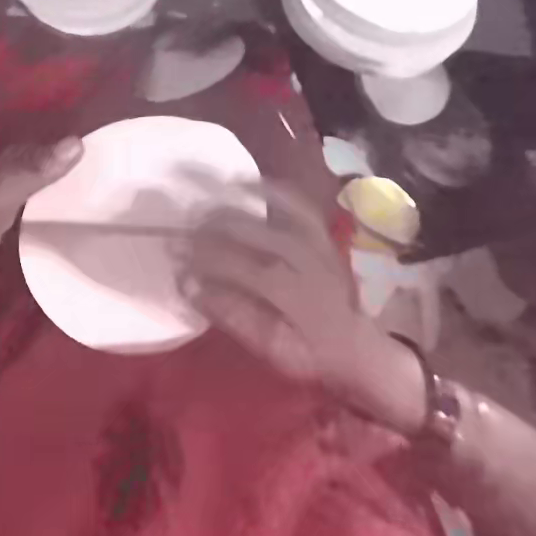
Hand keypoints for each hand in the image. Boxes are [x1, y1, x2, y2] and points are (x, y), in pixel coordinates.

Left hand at [0, 139, 84, 355]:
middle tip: (103, 175)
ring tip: (89, 198)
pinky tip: (53, 226)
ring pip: (24, 193)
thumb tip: (77, 141)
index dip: (64, 146)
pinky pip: (17, 218)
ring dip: (50, 191)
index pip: (36, 149)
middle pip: (30, 169)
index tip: (103, 146)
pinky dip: (37, 216)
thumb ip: (28, 173)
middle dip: (60, 168)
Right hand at [181, 182, 427, 433]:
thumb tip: (188, 284)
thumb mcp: (271, 348)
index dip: (202, 258)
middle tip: (179, 233)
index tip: (175, 258)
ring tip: (198, 208)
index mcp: (293, 292)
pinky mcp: (319, 231)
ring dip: (229, 207)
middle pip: (248, 233)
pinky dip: (266, 187)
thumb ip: (231, 314)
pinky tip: (240, 183)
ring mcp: (315, 240)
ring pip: (267, 212)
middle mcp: (305, 258)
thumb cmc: (310, 352)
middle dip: (207, 231)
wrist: (361, 346)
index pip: (237, 265)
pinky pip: (293, 201)